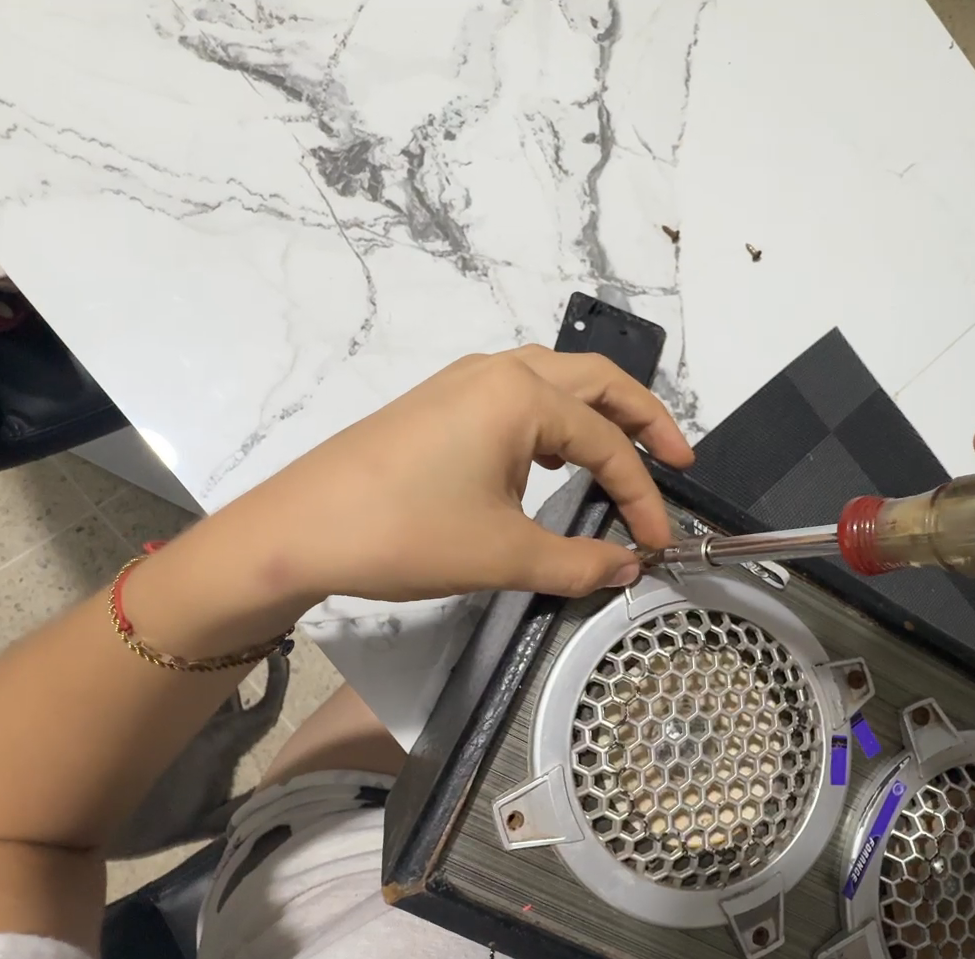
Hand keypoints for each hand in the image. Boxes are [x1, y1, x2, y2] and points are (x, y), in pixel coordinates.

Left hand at [137, 346, 693, 651]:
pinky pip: (517, 395)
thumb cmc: (406, 534)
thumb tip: (628, 570)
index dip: (643, 497)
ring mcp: (464, 381)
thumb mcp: (503, 555)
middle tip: (678, 459)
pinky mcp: (440, 402)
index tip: (659, 544)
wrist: (297, 531)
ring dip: (598, 412)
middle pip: (595, 381)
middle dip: (644, 419)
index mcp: (522, 396)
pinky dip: (554, 419)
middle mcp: (498, 371)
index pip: (607, 445)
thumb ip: (577, 562)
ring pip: (555, 380)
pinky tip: (552, 456)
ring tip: (624, 454)